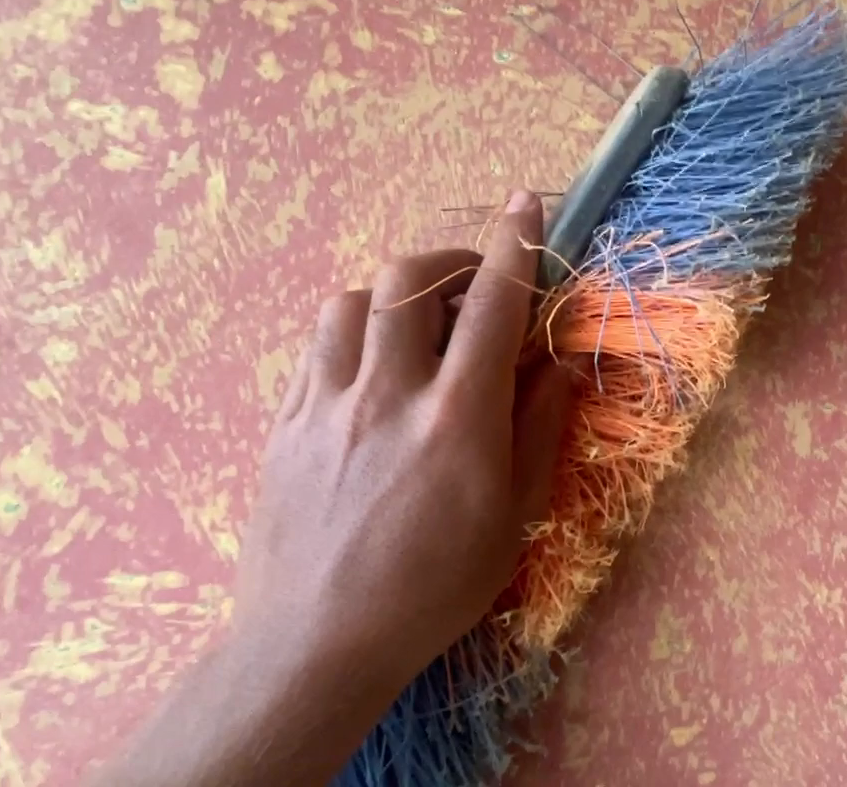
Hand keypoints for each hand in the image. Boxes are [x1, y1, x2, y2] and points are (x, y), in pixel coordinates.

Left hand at [238, 187, 567, 684]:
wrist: (315, 645)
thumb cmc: (438, 581)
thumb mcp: (516, 510)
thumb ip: (541, 422)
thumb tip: (563, 361)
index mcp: (458, 415)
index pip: (495, 304)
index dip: (515, 243)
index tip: (525, 201)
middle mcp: (389, 392)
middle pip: (410, 279)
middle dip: (452, 260)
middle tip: (478, 286)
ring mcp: (325, 404)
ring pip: (353, 301)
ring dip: (398, 295)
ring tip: (422, 328)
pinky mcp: (283, 423)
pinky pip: (316, 344)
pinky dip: (355, 330)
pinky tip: (373, 366)